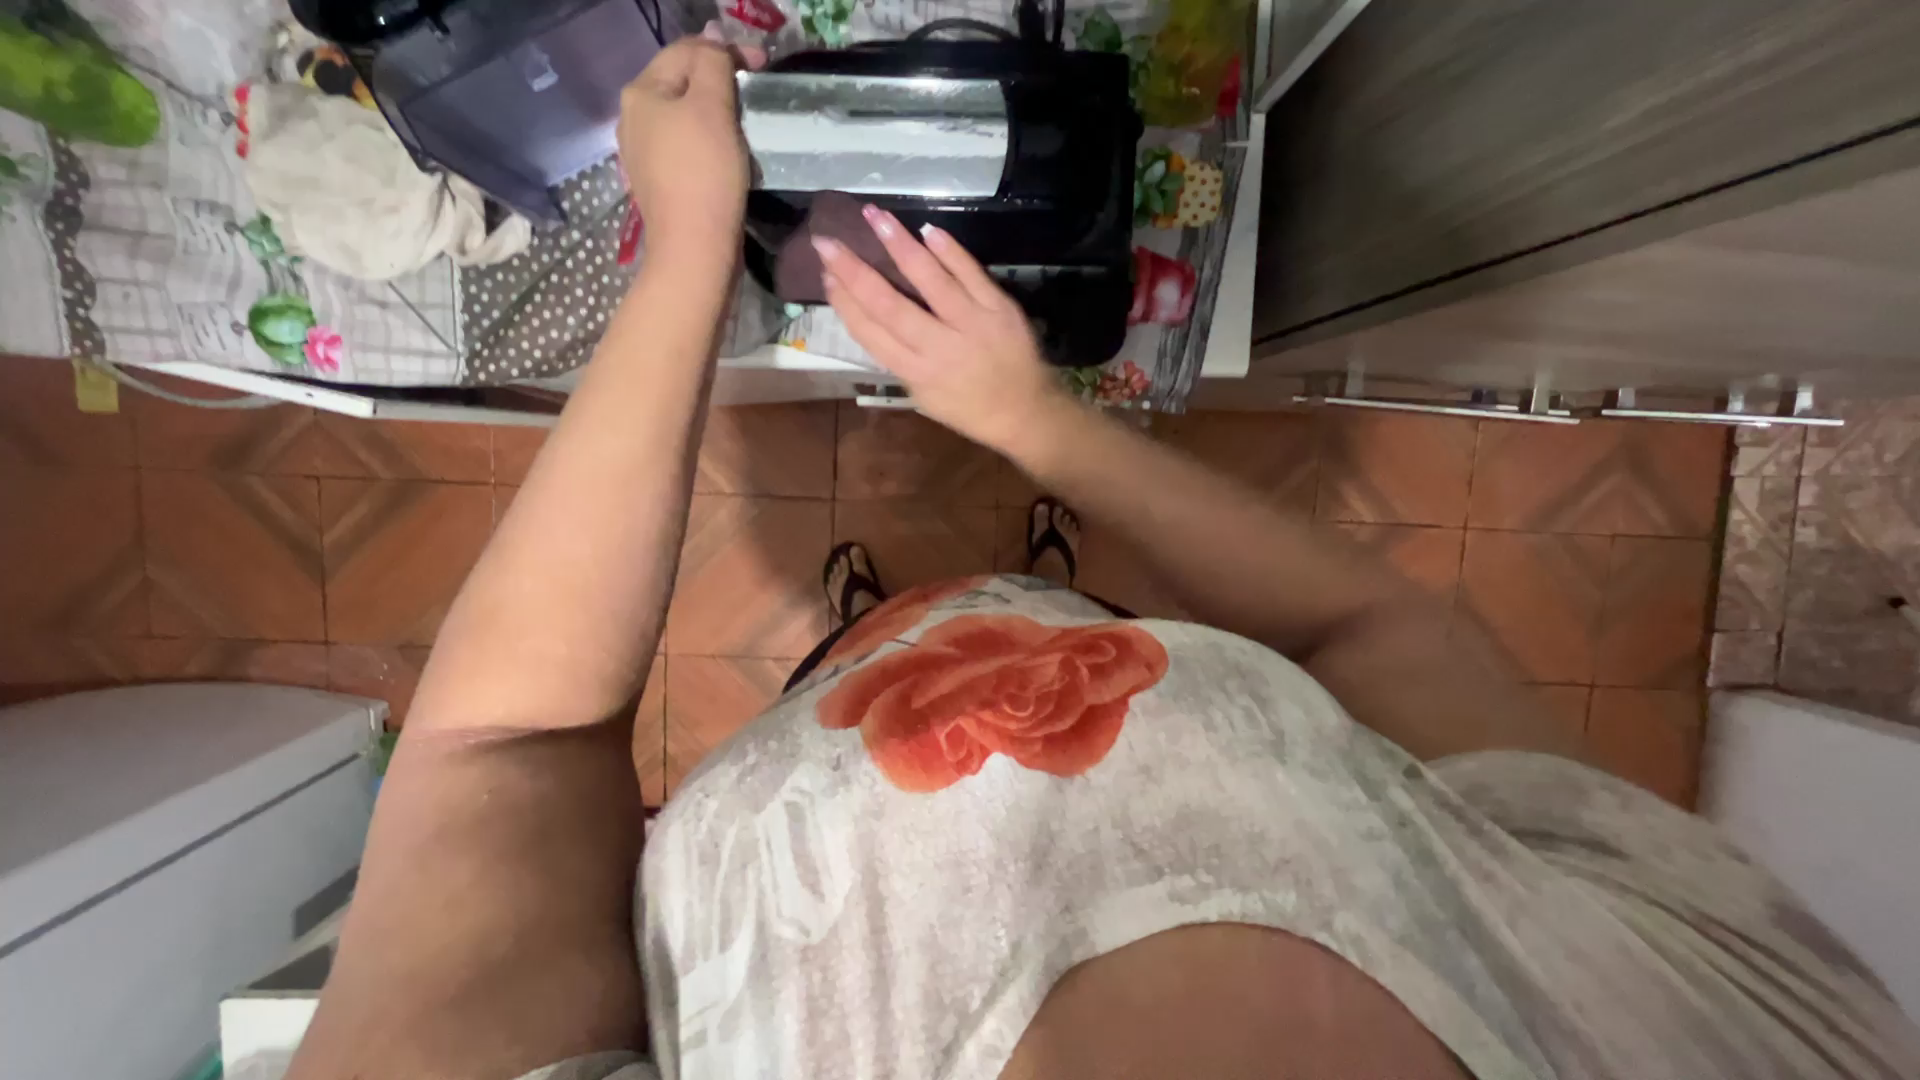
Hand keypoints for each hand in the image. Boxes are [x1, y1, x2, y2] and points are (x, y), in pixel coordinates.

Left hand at [616, 24, 764, 256]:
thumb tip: (715, 38)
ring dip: (717, 117)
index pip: (686, 51)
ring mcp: (643, 155)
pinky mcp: (661, 185)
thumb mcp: (713, 108)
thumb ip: (714, 64)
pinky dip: (709, 146)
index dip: (726, 52)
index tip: (764, 66)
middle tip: (757, 98)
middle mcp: (633, 119)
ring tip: (746, 128)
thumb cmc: (705, 175)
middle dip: (720, 85)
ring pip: (685, 119)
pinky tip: (728, 159)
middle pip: (683, 85)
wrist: (695, 251)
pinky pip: (687, 151)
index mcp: (641, 92)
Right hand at [815, 205, 1076, 452]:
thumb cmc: (967, 406)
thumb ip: (898, 358)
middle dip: (854, 270)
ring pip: (930, 280)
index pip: (871, 333)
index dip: (845, 302)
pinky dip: (950, 251)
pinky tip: (927, 231)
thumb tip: (867, 316)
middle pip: (889, 304)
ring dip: (899, 245)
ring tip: (874, 215)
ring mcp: (972, 324)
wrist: (1024, 412)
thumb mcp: (923, 395)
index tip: (826, 274)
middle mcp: (940, 348)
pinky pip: (971, 274)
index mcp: (917, 372)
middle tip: (827, 242)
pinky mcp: (1000, 309)